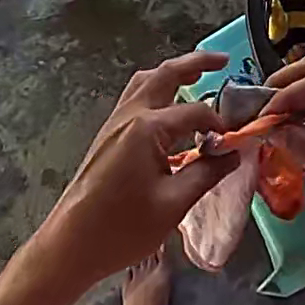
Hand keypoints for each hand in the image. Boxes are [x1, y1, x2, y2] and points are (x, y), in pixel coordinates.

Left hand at [31, 51, 238, 291]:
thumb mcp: (172, 204)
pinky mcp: (109, 132)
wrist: (71, 244)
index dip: (217, 124)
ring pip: (147, 80)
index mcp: (147, 127)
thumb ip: (205, 173)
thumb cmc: (121, 228)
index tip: (232, 141)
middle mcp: (130, 113)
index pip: (194, 113)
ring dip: (173, 72)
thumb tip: (232, 155)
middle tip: (222, 60)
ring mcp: (116, 120)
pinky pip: (136, 95)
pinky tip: (168, 103)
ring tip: (196, 73)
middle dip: (196, 62)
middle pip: (166, 73)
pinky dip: (157, 87)